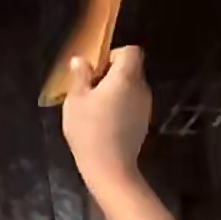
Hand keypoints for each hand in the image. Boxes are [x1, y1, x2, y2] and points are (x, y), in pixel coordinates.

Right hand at [62, 45, 150, 193]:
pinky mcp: (143, 123)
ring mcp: (145, 107)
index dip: (112, 55)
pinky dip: (119, 106)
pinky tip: (102, 123)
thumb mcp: (75, 100)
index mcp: (126, 78)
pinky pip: (131, 104)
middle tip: (88, 90)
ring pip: (130, 88)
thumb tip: (81, 60)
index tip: (95, 70)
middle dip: (110, 74)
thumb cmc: (89, 130)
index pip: (130, 51)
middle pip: (130, 69)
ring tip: (93, 108)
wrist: (110, 168)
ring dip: (114, 91)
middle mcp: (141, 88)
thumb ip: (79, 76)